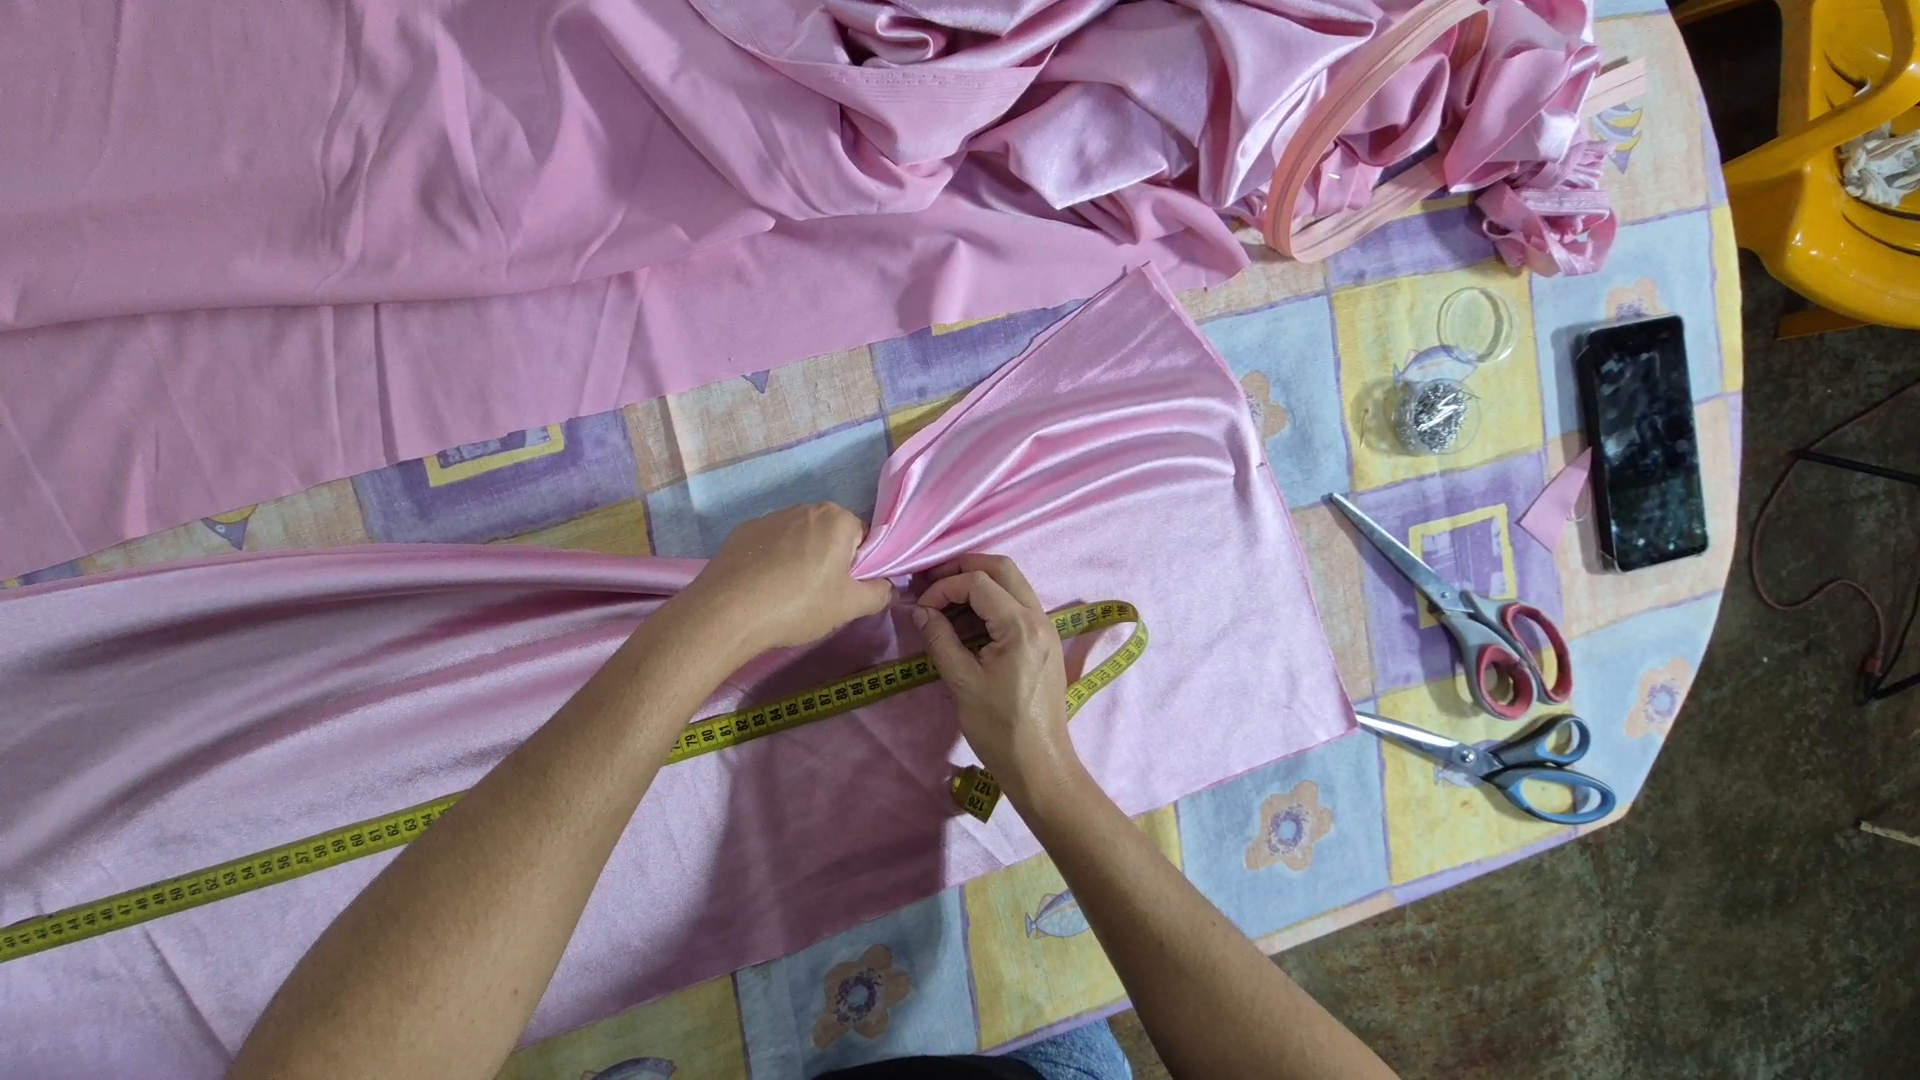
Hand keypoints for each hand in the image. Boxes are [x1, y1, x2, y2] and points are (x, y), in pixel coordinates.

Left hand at [687, 503, 894, 654]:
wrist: (727, 613)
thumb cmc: (799, 604)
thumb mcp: (850, 606)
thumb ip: (880, 593)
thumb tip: (890, 588)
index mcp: (836, 518)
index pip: (864, 538)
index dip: (860, 567)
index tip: (847, 592)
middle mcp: (804, 508)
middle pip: (831, 536)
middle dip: (831, 561)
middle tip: (821, 597)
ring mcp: (770, 518)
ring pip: (800, 540)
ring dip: (802, 561)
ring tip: (788, 596)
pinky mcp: (742, 532)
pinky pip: (770, 546)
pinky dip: (773, 563)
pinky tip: (764, 590)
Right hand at [913, 555, 1083, 805]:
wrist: (1040, 764)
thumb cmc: (999, 728)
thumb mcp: (962, 683)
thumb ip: (940, 640)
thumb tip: (920, 611)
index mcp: (1022, 627)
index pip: (978, 583)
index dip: (944, 587)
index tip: (921, 608)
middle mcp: (1039, 618)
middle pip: (1002, 569)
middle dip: (964, 569)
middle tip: (932, 584)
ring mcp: (1046, 629)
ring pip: (1011, 584)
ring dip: (977, 585)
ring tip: (944, 605)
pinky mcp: (1043, 642)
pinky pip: (1016, 606)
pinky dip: (990, 603)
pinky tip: (965, 624)